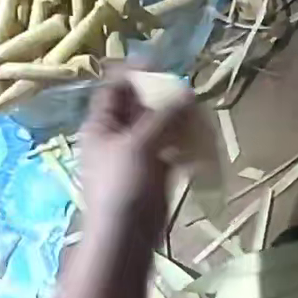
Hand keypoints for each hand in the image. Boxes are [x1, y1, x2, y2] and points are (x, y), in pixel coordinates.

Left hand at [76, 76, 191, 235]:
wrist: (125, 236)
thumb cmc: (124, 186)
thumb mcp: (140, 144)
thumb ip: (164, 115)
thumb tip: (187, 92)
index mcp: (100, 126)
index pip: (114, 89)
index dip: (133, 73)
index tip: (159, 60)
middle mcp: (115, 138)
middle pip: (137, 107)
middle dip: (161, 97)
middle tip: (186, 87)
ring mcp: (133, 156)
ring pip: (155, 129)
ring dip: (175, 119)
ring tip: (196, 110)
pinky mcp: (151, 174)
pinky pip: (167, 150)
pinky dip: (180, 142)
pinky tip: (196, 139)